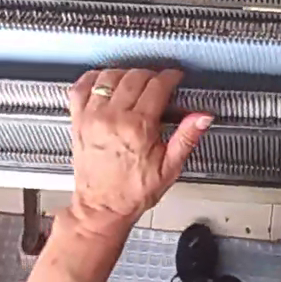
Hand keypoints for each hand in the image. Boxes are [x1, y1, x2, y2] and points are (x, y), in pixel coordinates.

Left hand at [63, 68, 211, 238]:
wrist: (101, 207)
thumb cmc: (132, 192)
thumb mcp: (170, 168)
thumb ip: (187, 138)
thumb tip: (202, 118)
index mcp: (138, 128)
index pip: (157, 85)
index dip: (170, 77)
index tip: (175, 78)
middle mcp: (113, 118)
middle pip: (134, 76)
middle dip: (151, 74)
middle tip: (159, 82)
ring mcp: (92, 117)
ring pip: (110, 76)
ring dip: (126, 74)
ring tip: (136, 82)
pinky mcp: (78, 120)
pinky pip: (81, 87)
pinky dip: (94, 79)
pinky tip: (105, 82)